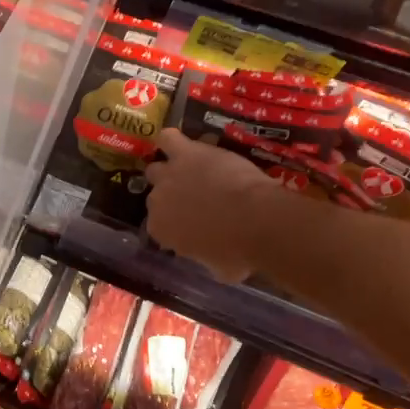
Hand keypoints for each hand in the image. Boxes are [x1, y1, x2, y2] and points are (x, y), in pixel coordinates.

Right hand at [143, 129, 277, 283]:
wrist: (254, 221)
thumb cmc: (239, 252)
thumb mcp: (220, 269)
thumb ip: (208, 260)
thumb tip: (215, 261)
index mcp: (160, 230)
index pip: (159, 224)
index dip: (175, 224)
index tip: (193, 226)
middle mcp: (156, 201)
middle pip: (156, 196)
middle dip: (172, 198)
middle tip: (194, 199)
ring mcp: (169, 175)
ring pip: (155, 167)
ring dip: (169, 170)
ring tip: (186, 171)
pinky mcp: (186, 153)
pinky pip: (167, 138)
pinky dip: (171, 140)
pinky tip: (180, 143)